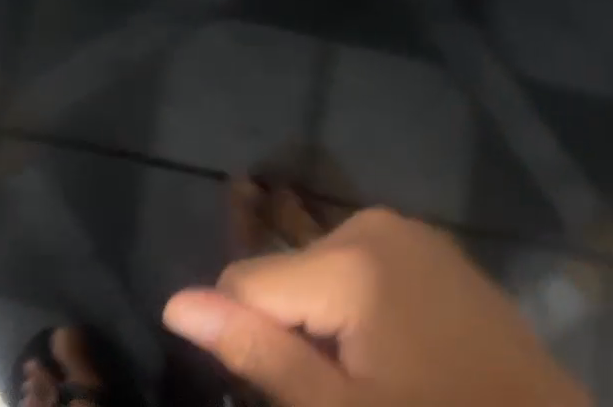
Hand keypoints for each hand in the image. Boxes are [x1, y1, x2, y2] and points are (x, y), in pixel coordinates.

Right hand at [162, 209, 588, 406]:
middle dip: (293, 330)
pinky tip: (399, 355)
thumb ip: (257, 352)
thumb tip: (175, 302)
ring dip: (325, 322)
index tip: (292, 388)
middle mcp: (375, 224)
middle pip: (286, 273)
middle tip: (342, 389)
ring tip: (372, 376)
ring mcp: (412, 233)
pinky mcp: (437, 251)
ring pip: (322, 270)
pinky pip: (365, 268)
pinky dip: (360, 308)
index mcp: (350, 258)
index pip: (244, 282)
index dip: (250, 341)